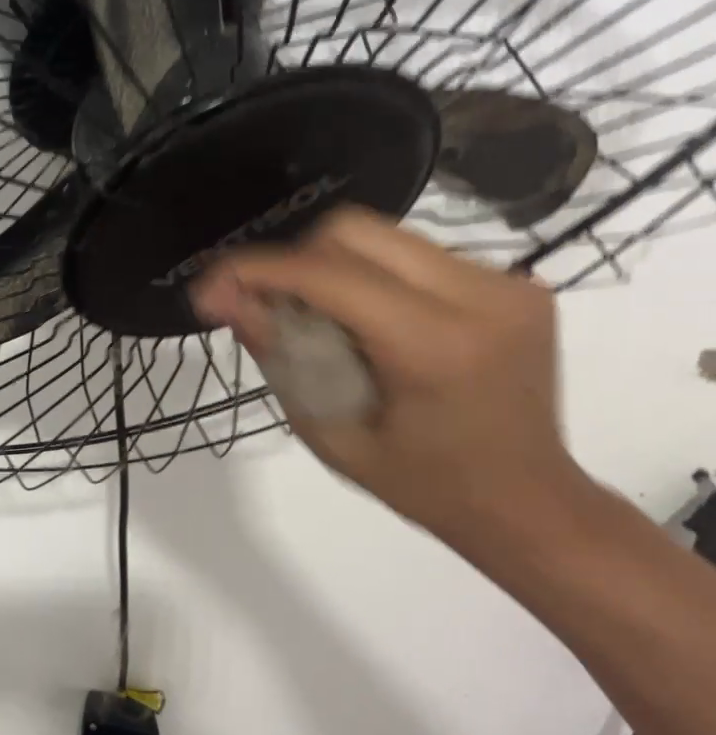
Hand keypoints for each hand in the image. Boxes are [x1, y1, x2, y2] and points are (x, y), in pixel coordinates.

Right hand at [191, 207, 593, 542]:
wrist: (526, 500)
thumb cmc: (420, 482)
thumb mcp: (327, 429)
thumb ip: (278, 356)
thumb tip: (223, 301)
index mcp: (434, 344)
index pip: (327, 274)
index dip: (255, 272)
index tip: (208, 290)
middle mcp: (481, 296)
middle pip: (355, 233)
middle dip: (290, 261)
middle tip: (258, 302)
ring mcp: (506, 284)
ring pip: (384, 238)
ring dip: (329, 268)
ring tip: (306, 315)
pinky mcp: (514, 284)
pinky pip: (416, 256)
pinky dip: (369, 278)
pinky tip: (358, 322)